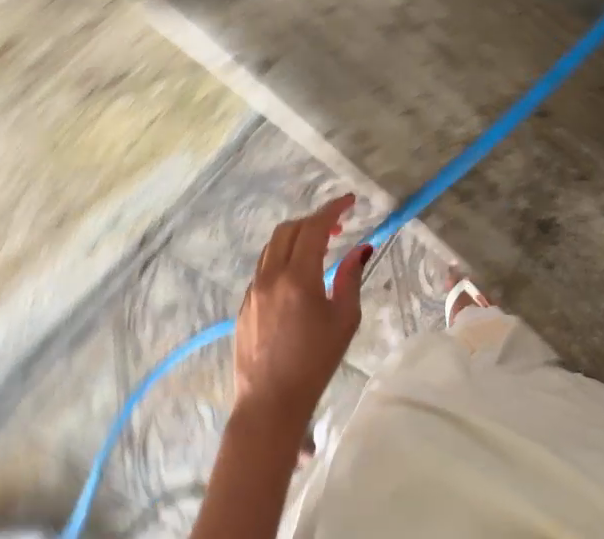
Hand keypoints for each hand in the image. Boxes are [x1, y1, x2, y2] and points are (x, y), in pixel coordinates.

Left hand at [233, 194, 370, 416]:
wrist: (270, 403)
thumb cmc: (315, 362)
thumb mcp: (345, 319)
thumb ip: (351, 278)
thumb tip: (360, 249)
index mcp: (298, 278)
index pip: (314, 228)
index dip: (333, 209)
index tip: (350, 201)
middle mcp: (270, 277)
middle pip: (288, 230)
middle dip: (313, 220)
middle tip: (338, 226)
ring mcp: (253, 292)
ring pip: (271, 248)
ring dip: (295, 237)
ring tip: (318, 247)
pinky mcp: (244, 307)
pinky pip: (263, 269)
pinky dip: (282, 258)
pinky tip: (298, 278)